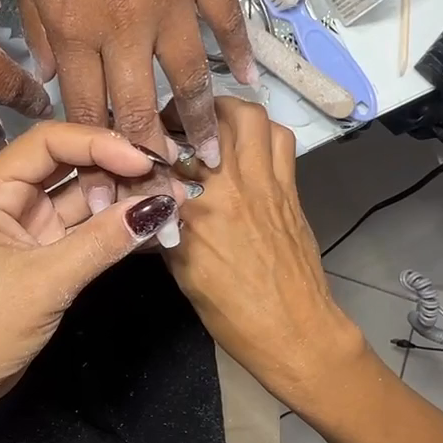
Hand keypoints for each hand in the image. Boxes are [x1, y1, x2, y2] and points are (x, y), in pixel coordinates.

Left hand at [0, 122, 182, 409]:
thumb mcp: (45, 282)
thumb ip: (102, 242)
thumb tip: (161, 205)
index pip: (50, 142)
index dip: (101, 144)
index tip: (147, 162)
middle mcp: (8, 196)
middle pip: (71, 163)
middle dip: (120, 169)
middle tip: (172, 181)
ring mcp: (27, 224)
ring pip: (83, 195)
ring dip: (124, 198)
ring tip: (172, 204)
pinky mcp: (42, 252)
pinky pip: (85, 227)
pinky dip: (116, 227)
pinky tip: (152, 228)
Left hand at [8, 0, 255, 219]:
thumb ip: (44, 27)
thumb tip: (56, 78)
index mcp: (75, 24)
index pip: (87, 105)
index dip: (98, 149)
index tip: (110, 181)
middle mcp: (125, 22)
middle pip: (138, 104)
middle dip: (149, 154)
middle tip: (164, 190)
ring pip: (189, 74)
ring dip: (200, 121)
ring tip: (211, 160)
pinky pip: (227, 20)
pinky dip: (240, 53)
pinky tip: (248, 83)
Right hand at [165, 98, 363, 393]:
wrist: (295, 334)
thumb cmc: (233, 313)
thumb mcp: (182, 272)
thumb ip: (166, 228)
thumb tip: (153, 200)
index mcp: (205, 209)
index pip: (174, 155)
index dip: (157, 139)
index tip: (146, 137)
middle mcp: (241, 186)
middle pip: (231, 117)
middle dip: (204, 108)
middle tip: (186, 119)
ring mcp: (273, 187)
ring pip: (263, 123)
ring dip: (238, 116)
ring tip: (217, 128)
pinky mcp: (292, 196)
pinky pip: (282, 148)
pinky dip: (262, 138)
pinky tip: (245, 156)